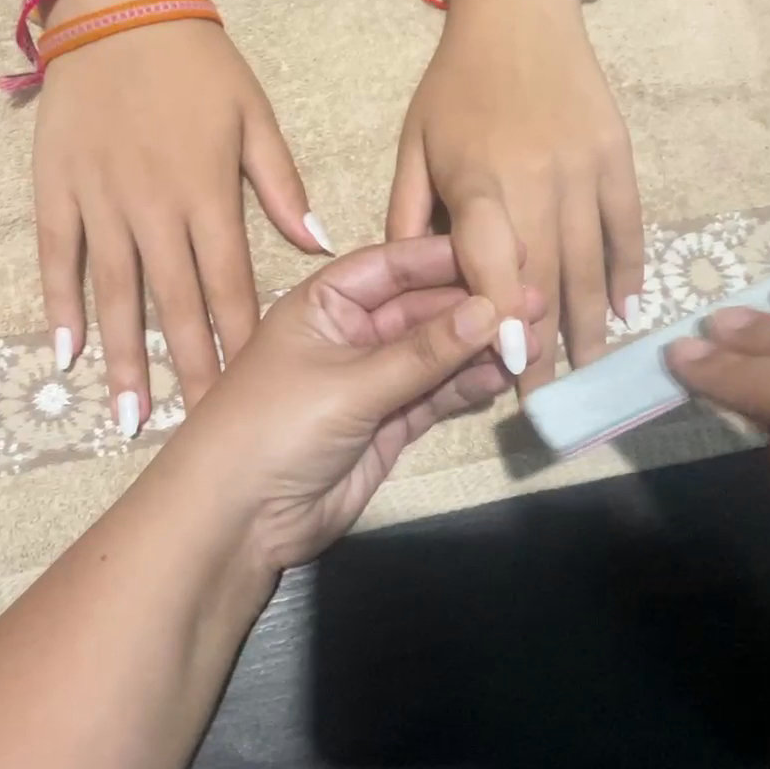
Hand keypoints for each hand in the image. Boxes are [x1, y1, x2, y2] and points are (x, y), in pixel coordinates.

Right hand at [0, 0, 329, 433]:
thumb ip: (284, 184)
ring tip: (129, 416)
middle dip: (189, 369)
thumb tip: (321, 243)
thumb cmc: (197, 64)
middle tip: (196, 429)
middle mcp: (156, 211)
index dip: (241, 342)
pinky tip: (65, 352)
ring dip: (124, 358)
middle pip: (176, 306)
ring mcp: (101, 205)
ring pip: (116, 294)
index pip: (231, 285)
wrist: (115, 9)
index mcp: (210, 196)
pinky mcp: (57, 192)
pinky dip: (60, 305)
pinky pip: (58, 258)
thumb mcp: (255, 115)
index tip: (250, 392)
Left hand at [157, 237, 544, 569]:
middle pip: (421, 309)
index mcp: (325, 303)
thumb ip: (423, 353)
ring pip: (434, 354)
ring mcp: (372, 380)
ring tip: (530, 340)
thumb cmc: (278, 425)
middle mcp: (351, 333)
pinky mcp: (388, 423)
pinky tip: (501, 377)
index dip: (445, 258)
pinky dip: (466, 387)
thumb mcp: (349, 382)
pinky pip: (434, 395)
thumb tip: (492, 312)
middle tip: (532, 303)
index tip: (502, 251)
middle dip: (472, 308)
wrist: (238, 517)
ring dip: (477, 349)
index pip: (392, 266)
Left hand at [388, 0, 642, 396]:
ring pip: (591, 262)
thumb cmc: (454, 85)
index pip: (491, 261)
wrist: (521, 12)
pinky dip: (629, 270)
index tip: (512, 368)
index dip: (502, 317)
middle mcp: (537, 182)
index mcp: (478, 181)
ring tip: (590, 370)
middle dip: (547, 344)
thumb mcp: (413, 144)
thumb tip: (406, 277)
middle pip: (545, 277)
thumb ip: (409, 213)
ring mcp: (585, 170)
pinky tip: (628, 309)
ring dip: (592, 322)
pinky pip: (627, 225)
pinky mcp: (618, 159)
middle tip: (547, 398)